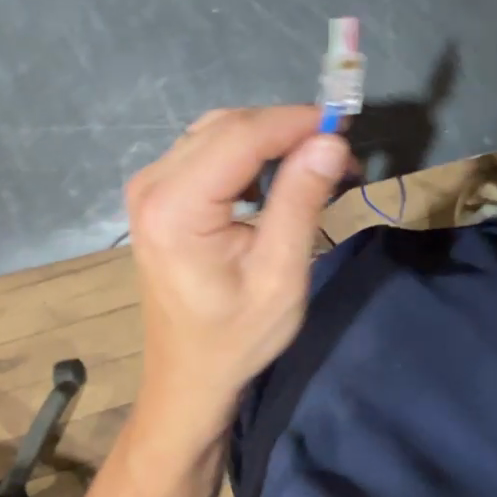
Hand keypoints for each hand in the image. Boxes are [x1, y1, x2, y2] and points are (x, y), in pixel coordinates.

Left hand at [124, 106, 351, 432]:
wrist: (189, 373)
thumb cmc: (237, 336)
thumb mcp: (280, 276)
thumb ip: (301, 203)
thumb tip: (331, 144)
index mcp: (176, 207)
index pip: (241, 136)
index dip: (296, 123)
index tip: (346, 128)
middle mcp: (152, 184)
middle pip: (227, 126)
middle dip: (287, 129)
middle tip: (338, 154)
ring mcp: (149, 186)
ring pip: (217, 132)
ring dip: (270, 139)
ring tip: (315, 165)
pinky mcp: (157, 194)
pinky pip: (206, 151)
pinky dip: (247, 154)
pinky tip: (275, 179)